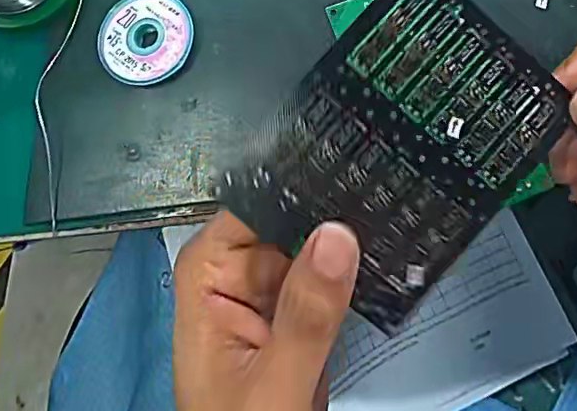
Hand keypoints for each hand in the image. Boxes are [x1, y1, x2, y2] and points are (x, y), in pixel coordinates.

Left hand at [173, 213, 358, 410]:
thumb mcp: (274, 385)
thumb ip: (305, 314)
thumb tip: (337, 234)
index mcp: (207, 266)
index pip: (258, 204)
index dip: (303, 196)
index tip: (347, 190)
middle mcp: (230, 266)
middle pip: (287, 222)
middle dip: (326, 228)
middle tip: (370, 215)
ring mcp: (259, 289)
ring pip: (309, 248)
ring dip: (338, 254)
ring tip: (369, 246)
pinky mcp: (286, 313)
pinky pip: (319, 281)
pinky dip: (340, 282)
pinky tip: (361, 275)